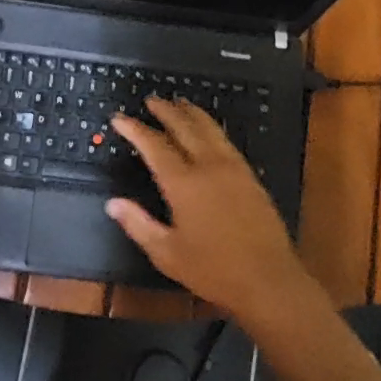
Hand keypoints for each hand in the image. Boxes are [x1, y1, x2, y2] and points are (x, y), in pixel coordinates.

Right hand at [107, 97, 311, 320]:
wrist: (267, 280)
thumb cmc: (213, 270)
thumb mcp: (166, 253)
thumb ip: (138, 224)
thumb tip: (113, 203)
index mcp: (184, 184)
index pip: (154, 146)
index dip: (135, 130)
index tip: (120, 118)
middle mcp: (209, 167)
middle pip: (185, 127)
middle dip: (166, 111)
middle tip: (152, 100)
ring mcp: (234, 169)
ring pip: (210, 129)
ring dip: (192, 113)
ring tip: (179, 103)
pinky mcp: (251, 177)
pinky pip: (227, 141)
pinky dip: (212, 128)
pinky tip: (210, 131)